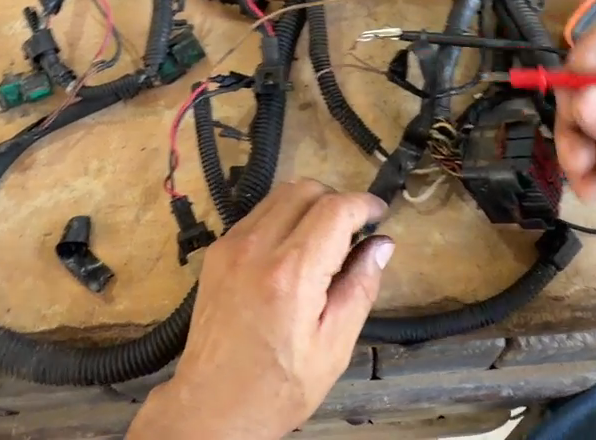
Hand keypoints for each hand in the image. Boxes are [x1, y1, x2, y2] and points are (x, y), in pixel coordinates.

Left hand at [129, 181, 393, 439]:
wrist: (213, 406)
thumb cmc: (280, 386)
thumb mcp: (334, 346)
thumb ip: (360, 287)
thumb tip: (382, 244)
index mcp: (292, 273)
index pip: (335, 209)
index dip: (363, 204)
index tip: (378, 213)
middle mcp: (258, 247)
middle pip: (306, 189)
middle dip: (336, 200)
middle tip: (352, 231)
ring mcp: (232, 244)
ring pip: (280, 194)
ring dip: (309, 204)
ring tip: (323, 240)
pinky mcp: (217, 250)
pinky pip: (258, 214)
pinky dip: (282, 217)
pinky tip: (291, 250)